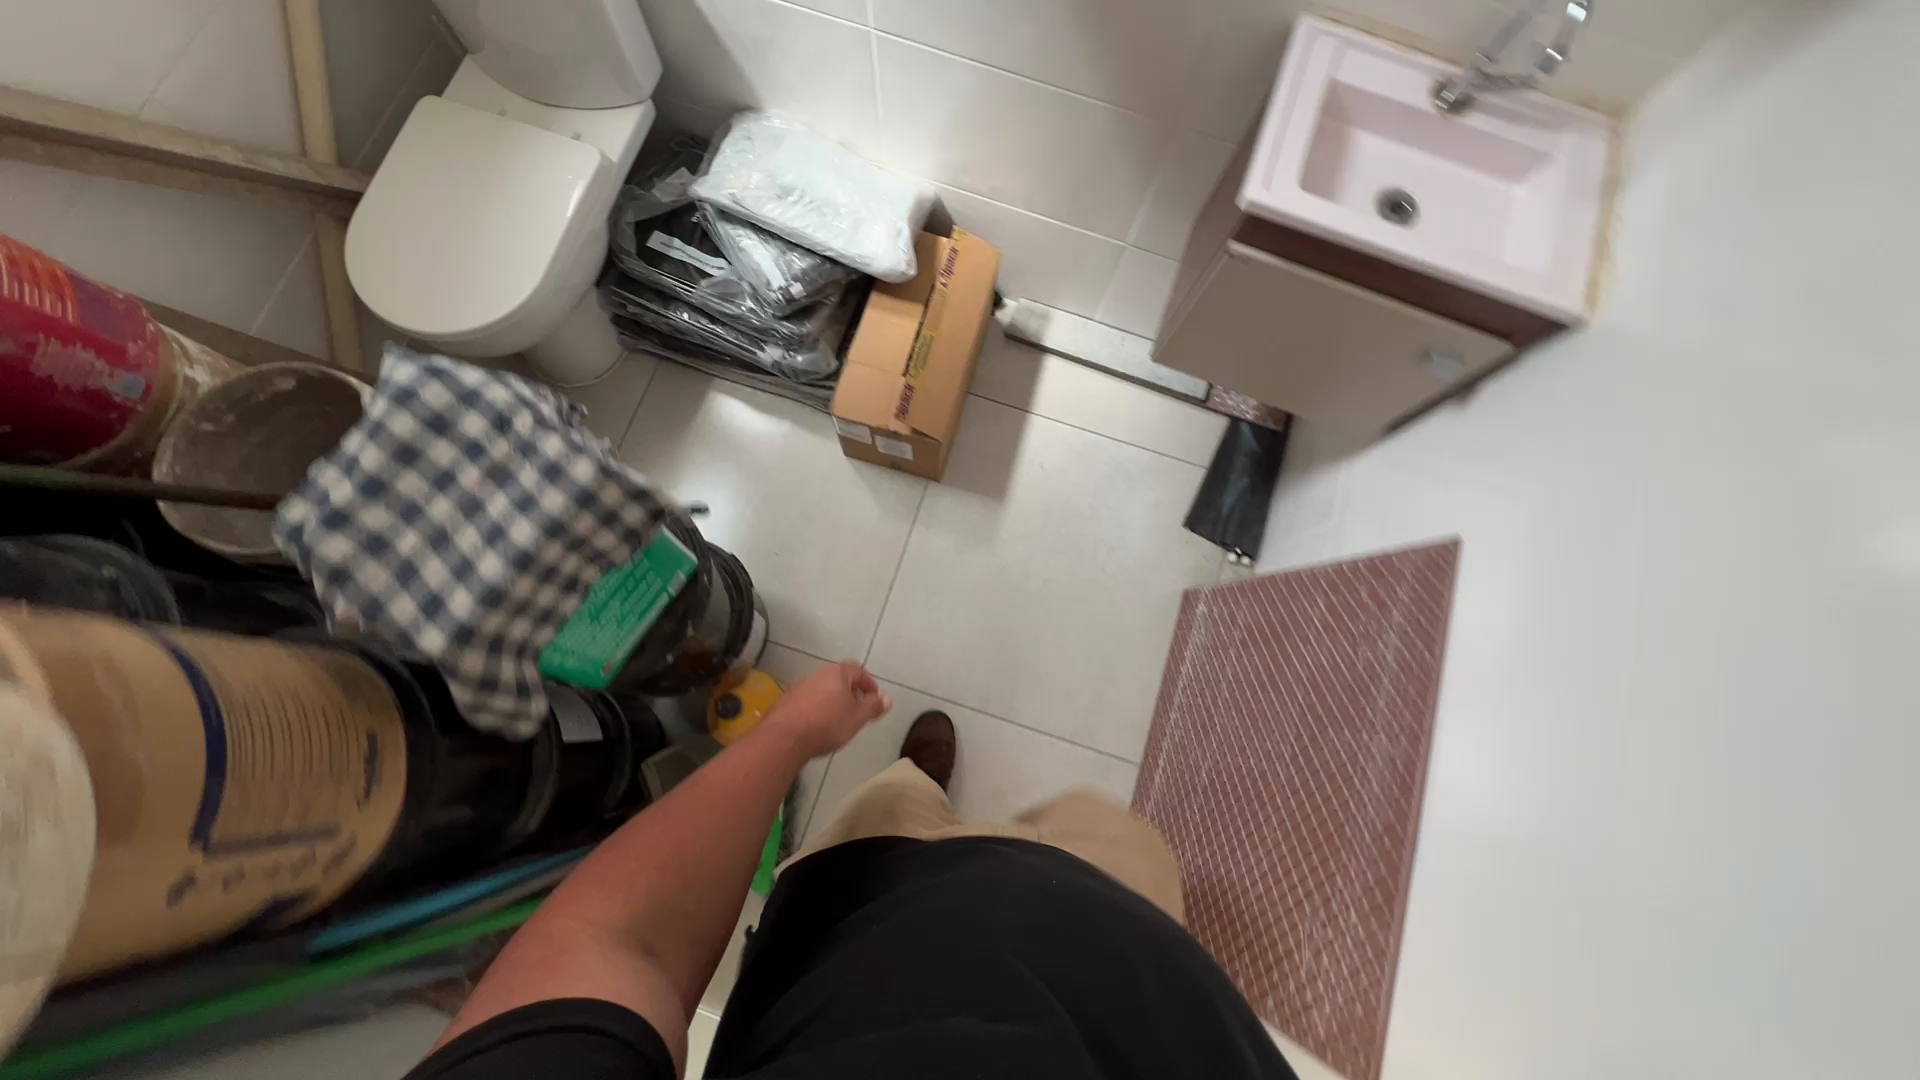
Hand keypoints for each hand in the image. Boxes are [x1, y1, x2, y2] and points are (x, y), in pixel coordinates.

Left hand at [766, 661, 891, 757]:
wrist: (785, 738)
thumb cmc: (828, 724)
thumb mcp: (858, 717)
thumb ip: (874, 706)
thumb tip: (887, 699)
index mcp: (837, 673)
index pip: (859, 670)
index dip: (870, 685)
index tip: (874, 701)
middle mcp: (818, 674)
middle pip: (840, 679)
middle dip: (852, 693)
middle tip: (858, 712)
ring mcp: (800, 686)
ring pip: (824, 689)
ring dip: (834, 701)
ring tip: (839, 721)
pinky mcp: (787, 701)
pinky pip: (809, 700)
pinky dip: (818, 709)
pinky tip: (818, 726)